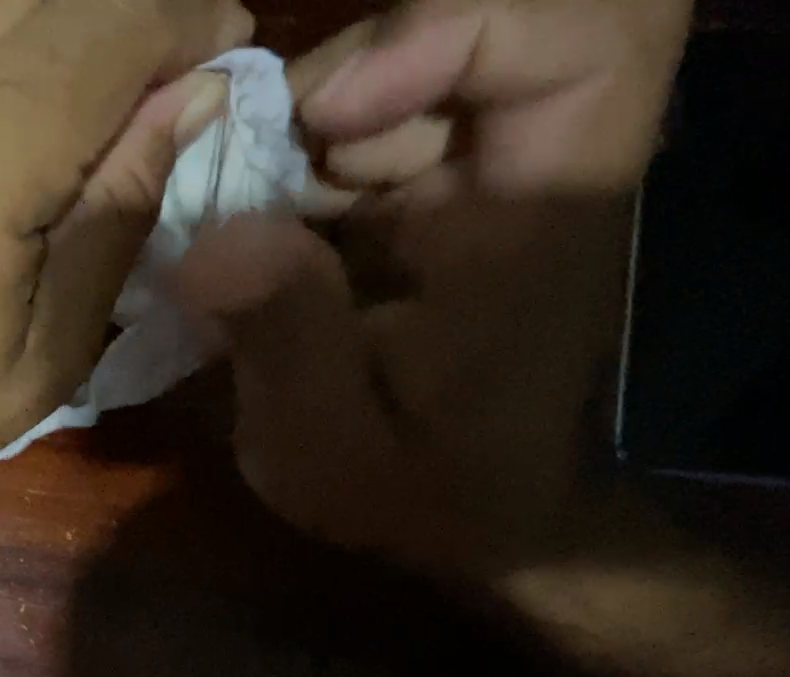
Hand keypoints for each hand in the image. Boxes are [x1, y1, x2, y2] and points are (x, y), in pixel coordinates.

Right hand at [178, 0, 692, 579]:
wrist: (466, 515)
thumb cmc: (414, 491)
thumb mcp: (328, 443)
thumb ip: (282, 338)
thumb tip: (209, 236)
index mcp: (538, 221)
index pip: (581, 38)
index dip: (450, 31)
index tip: (327, 118)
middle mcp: (522, 176)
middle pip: (469, 35)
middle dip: (335, 92)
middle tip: (248, 182)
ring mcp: (472, 184)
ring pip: (397, 81)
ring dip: (297, 139)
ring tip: (236, 226)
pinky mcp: (423, 205)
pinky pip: (359, 138)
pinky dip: (289, 168)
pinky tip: (248, 238)